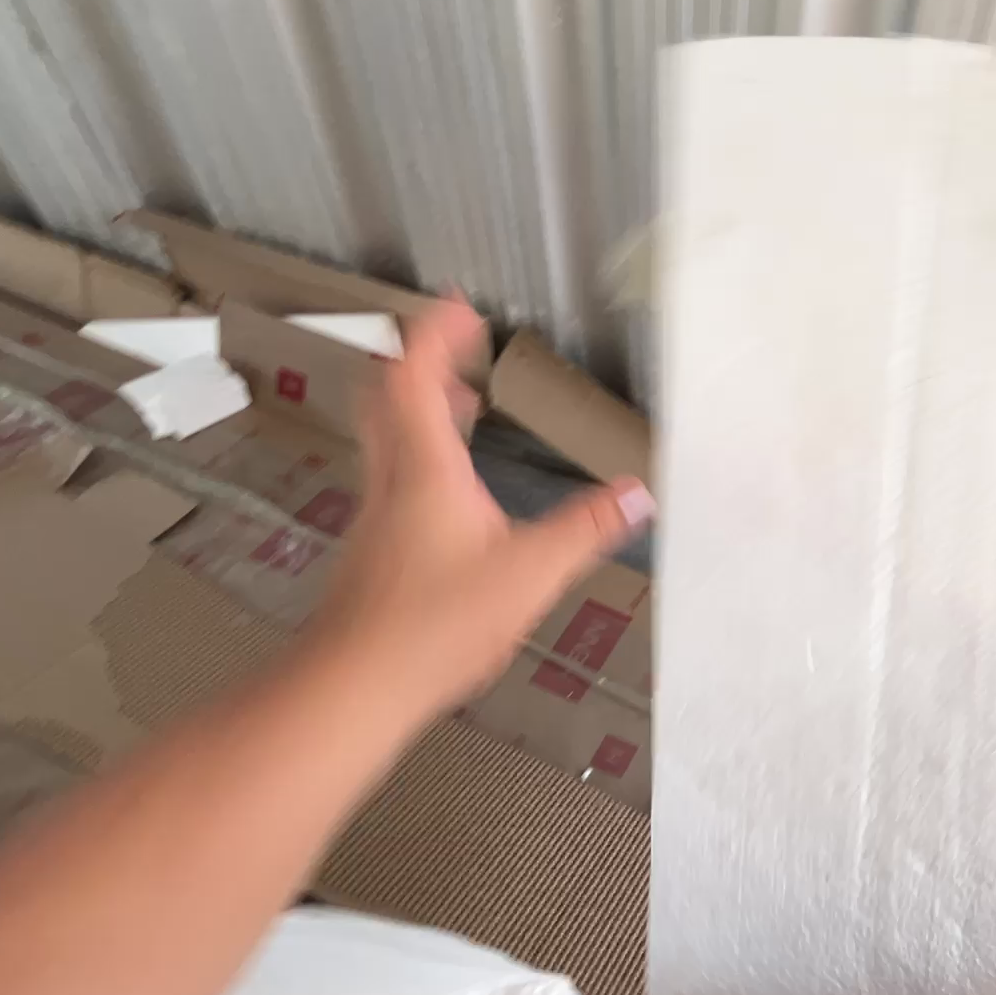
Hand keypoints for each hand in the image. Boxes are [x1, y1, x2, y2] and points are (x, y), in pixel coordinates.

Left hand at [305, 299, 652, 712]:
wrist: (355, 688)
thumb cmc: (440, 620)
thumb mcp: (531, 572)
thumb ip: (587, 529)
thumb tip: (640, 493)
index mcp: (427, 472)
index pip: (415, 383)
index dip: (435, 338)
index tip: (459, 306)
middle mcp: (393, 483)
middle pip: (387, 402)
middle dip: (421, 364)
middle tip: (457, 349)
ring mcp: (378, 518)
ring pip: (388, 441)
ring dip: (422, 410)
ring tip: (465, 404)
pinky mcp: (377, 552)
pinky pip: (396, 479)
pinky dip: (423, 456)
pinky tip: (457, 493)